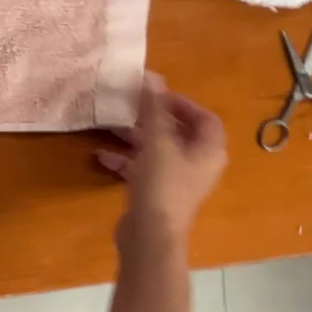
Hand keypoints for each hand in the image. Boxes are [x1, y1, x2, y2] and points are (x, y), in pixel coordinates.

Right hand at [96, 78, 227, 246]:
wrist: (151, 235)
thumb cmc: (162, 186)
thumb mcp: (157, 143)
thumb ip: (153, 109)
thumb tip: (151, 76)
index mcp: (209, 149)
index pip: (203, 117)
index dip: (181, 103)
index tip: (155, 94)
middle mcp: (198, 163)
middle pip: (178, 133)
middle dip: (152, 120)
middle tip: (130, 108)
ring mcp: (177, 181)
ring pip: (157, 151)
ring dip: (135, 139)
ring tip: (110, 128)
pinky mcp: (156, 194)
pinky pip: (143, 169)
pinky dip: (127, 160)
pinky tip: (102, 156)